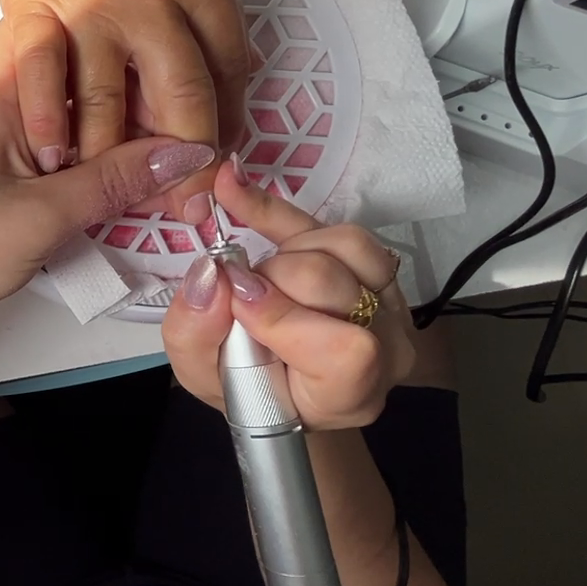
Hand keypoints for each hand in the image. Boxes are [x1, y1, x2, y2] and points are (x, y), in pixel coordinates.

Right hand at [0, 0, 250, 213]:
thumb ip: (206, 10)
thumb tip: (223, 83)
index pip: (228, 67)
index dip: (228, 126)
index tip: (218, 167)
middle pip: (179, 92)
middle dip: (184, 160)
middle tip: (185, 210)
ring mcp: (90, 1)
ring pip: (107, 93)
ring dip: (109, 153)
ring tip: (111, 198)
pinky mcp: (35, 6)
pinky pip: (42, 71)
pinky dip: (46, 117)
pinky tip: (51, 156)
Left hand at [0, 44, 214, 334]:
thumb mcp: (44, 216)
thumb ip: (116, 180)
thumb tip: (191, 151)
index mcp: (1, 92)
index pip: (67, 31)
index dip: (124, 43)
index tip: (180, 71)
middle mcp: (2, 98)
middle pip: (80, 69)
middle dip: (134, 91)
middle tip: (190, 121)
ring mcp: (6, 129)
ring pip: (77, 107)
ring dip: (120, 127)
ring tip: (172, 151)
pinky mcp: (11, 160)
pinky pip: (66, 139)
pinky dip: (99, 152)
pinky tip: (134, 174)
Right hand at [162, 159, 414, 429]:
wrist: (272, 377)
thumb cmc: (239, 386)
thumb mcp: (197, 375)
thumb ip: (194, 332)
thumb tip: (211, 273)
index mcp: (346, 394)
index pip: (346, 349)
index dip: (284, 316)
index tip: (236, 303)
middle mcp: (387, 351)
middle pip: (332, 283)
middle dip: (268, 277)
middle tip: (237, 294)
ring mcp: (392, 307)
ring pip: (347, 246)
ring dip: (284, 251)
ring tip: (259, 275)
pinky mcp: (375, 268)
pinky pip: (337, 223)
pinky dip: (277, 207)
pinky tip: (232, 191)